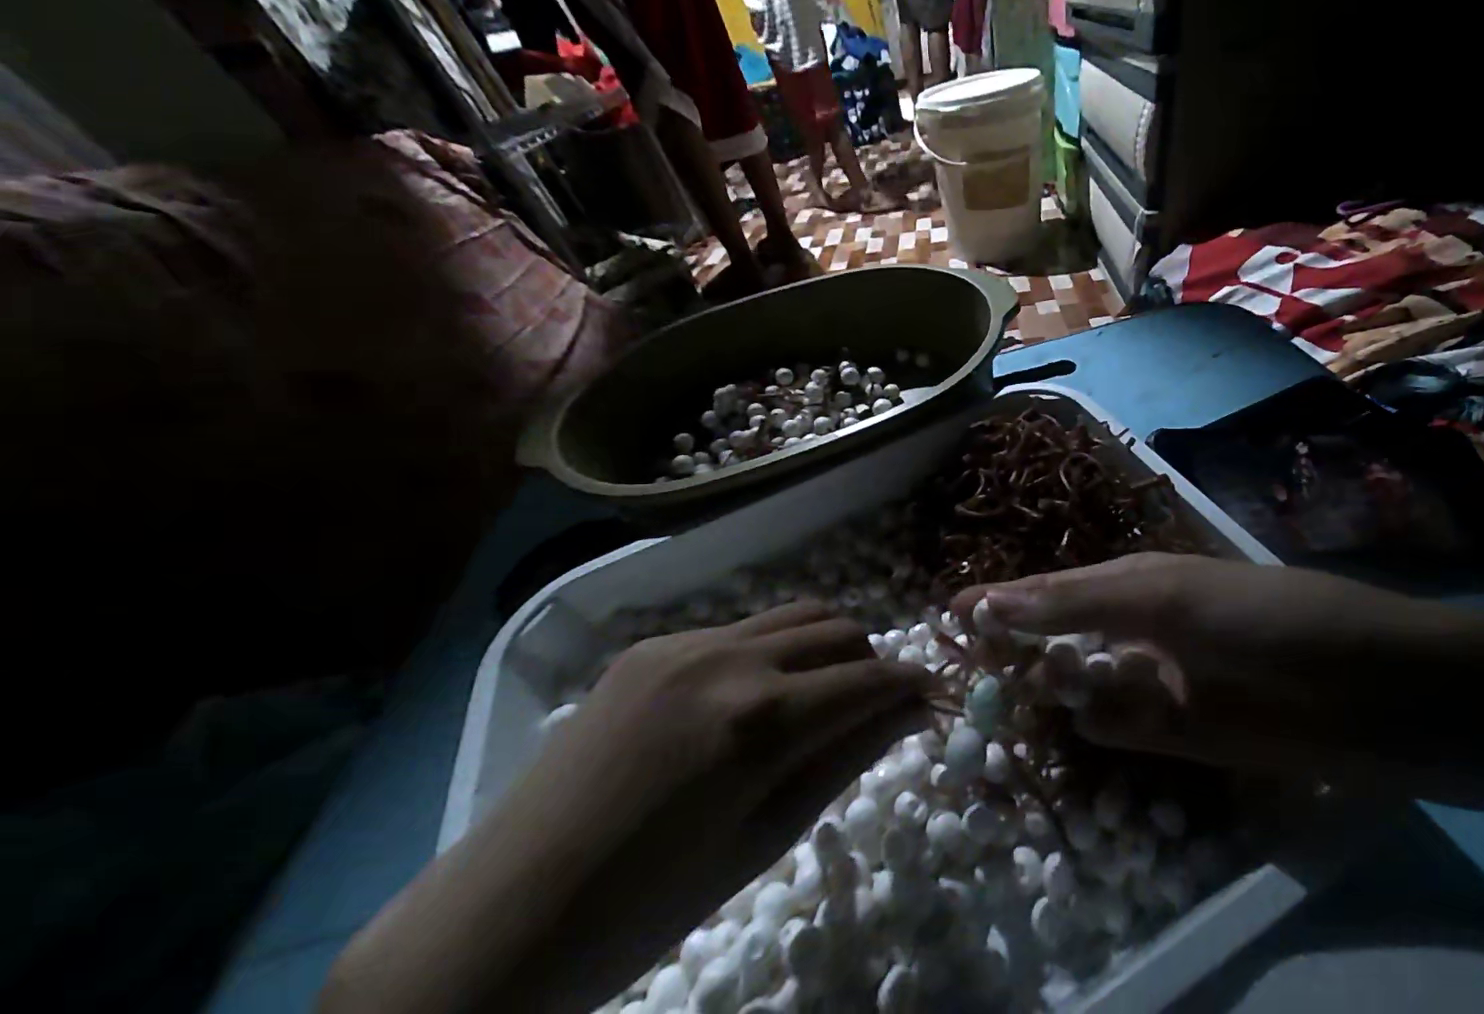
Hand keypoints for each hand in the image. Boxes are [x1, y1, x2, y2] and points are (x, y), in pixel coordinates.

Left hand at [322, 602, 932, 1013]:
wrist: (510, 908)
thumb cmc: (651, 904)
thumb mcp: (766, 838)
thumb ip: (844, 760)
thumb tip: (908, 711)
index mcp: (760, 721)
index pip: (870, 679)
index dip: (913, 686)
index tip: (934, 698)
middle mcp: (728, 659)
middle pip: (838, 629)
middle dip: (873, 661)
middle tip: (875, 708)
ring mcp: (683, 643)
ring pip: (793, 615)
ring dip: (826, 646)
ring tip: (822, 695)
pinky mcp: (650, 645)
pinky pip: (739, 631)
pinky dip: (771, 653)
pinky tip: (750, 702)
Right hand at [953, 555, 1483, 867]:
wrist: (1390, 698)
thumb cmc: (1274, 620)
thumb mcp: (1170, 596)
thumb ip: (1080, 605)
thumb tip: (993, 606)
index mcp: (1138, 582)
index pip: (1053, 589)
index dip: (1003, 601)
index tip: (948, 616)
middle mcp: (1140, 629)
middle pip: (1060, 638)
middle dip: (1017, 646)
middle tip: (966, 662)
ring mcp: (1159, 683)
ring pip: (1083, 686)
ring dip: (1054, 687)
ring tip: (1018, 691)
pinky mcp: (1181, 735)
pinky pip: (1118, 729)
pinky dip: (1096, 725)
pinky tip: (1080, 719)